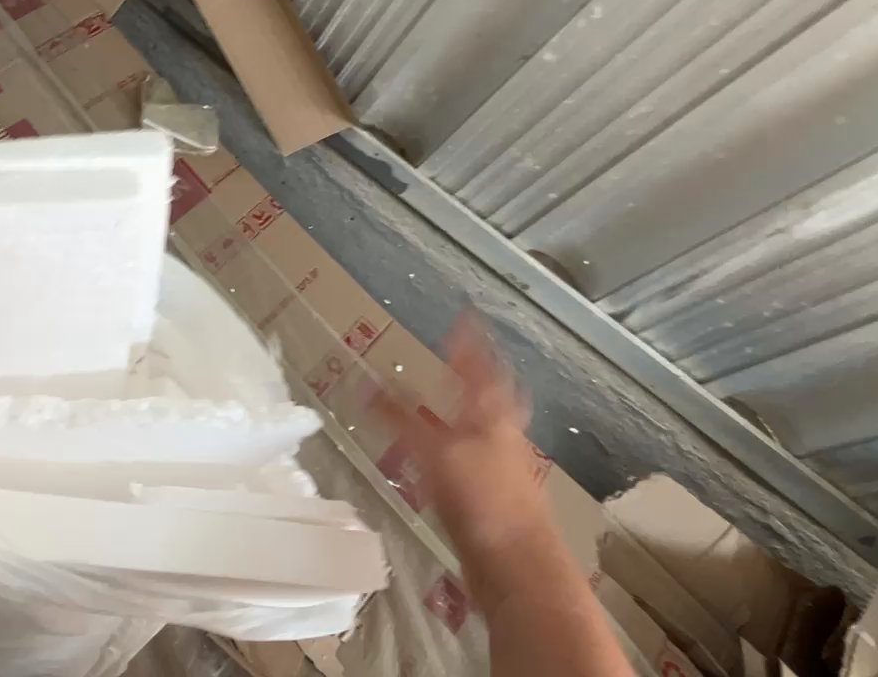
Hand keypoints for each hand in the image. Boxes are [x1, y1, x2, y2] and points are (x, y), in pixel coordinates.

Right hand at [376, 313, 545, 553]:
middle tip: (466, 348)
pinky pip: (469, 454)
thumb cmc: (480, 498)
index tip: (466, 311)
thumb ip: (396, 416)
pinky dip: (454, 441)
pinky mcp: (489, 493)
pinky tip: (437, 448)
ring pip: (483, 422)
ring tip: (449, 391)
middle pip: (494, 392)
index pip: (480, 365)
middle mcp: (499, 433)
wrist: (515, 566)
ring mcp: (498, 464)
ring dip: (468, 403)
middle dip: (481, 369)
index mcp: (491, 414)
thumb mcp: (431, 450)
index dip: (472, 338)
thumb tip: (362, 381)